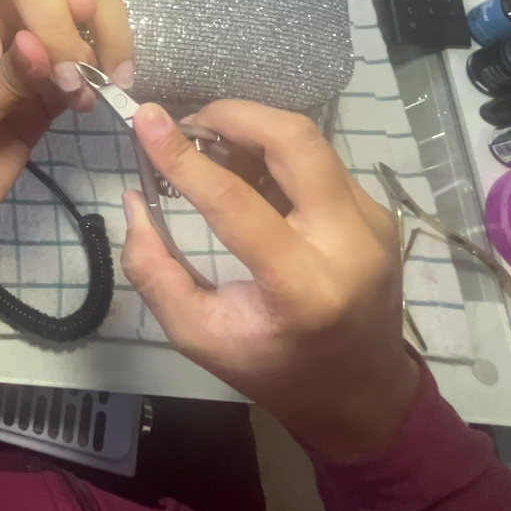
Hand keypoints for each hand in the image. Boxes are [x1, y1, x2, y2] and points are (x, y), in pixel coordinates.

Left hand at [0, 0, 90, 271]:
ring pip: (52, 60)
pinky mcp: (30, 113)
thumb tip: (40, 40)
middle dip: (65, 31)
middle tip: (94, 38)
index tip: (80, 3)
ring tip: (91, 79)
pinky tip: (88, 99)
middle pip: (33, 29)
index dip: (38, 1)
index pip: (0, 8)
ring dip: (76, 65)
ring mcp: (11, 83)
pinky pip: (60, 93)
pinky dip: (77, 92)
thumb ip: (5, 80)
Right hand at [120, 100, 419, 459]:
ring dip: (251, 129)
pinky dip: (271, 150)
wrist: (363, 395)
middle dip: (233, 115)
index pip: (236, 201)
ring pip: (308, 141)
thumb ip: (152, 267)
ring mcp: (372, 223)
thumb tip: (134, 199)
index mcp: (303, 288)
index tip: (146, 119)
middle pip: (295, 142)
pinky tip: (245, 171)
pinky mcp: (375, 212)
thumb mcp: (196, 333)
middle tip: (188, 125)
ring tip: (210, 147)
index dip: (183, 156)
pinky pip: (317, 159)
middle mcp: (350, 246)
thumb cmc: (272, 367)